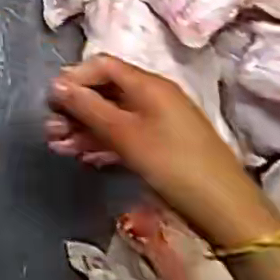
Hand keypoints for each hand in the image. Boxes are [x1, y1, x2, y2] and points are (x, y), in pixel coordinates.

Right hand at [46, 54, 279, 248]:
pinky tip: (83, 156)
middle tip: (50, 129)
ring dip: (82, 128)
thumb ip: (86, 106)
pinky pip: (124, 133)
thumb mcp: (123, 134)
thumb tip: (55, 84)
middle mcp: (154, 96)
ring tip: (59, 146)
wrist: (228, 214)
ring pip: (111, 115)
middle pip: (103, 90)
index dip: (73, 77)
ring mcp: (160, 121)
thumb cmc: (173, 165)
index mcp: (148, 85)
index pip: (101, 65)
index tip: (52, 100)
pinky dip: (101, 141)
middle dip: (74, 107)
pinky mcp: (163, 145)